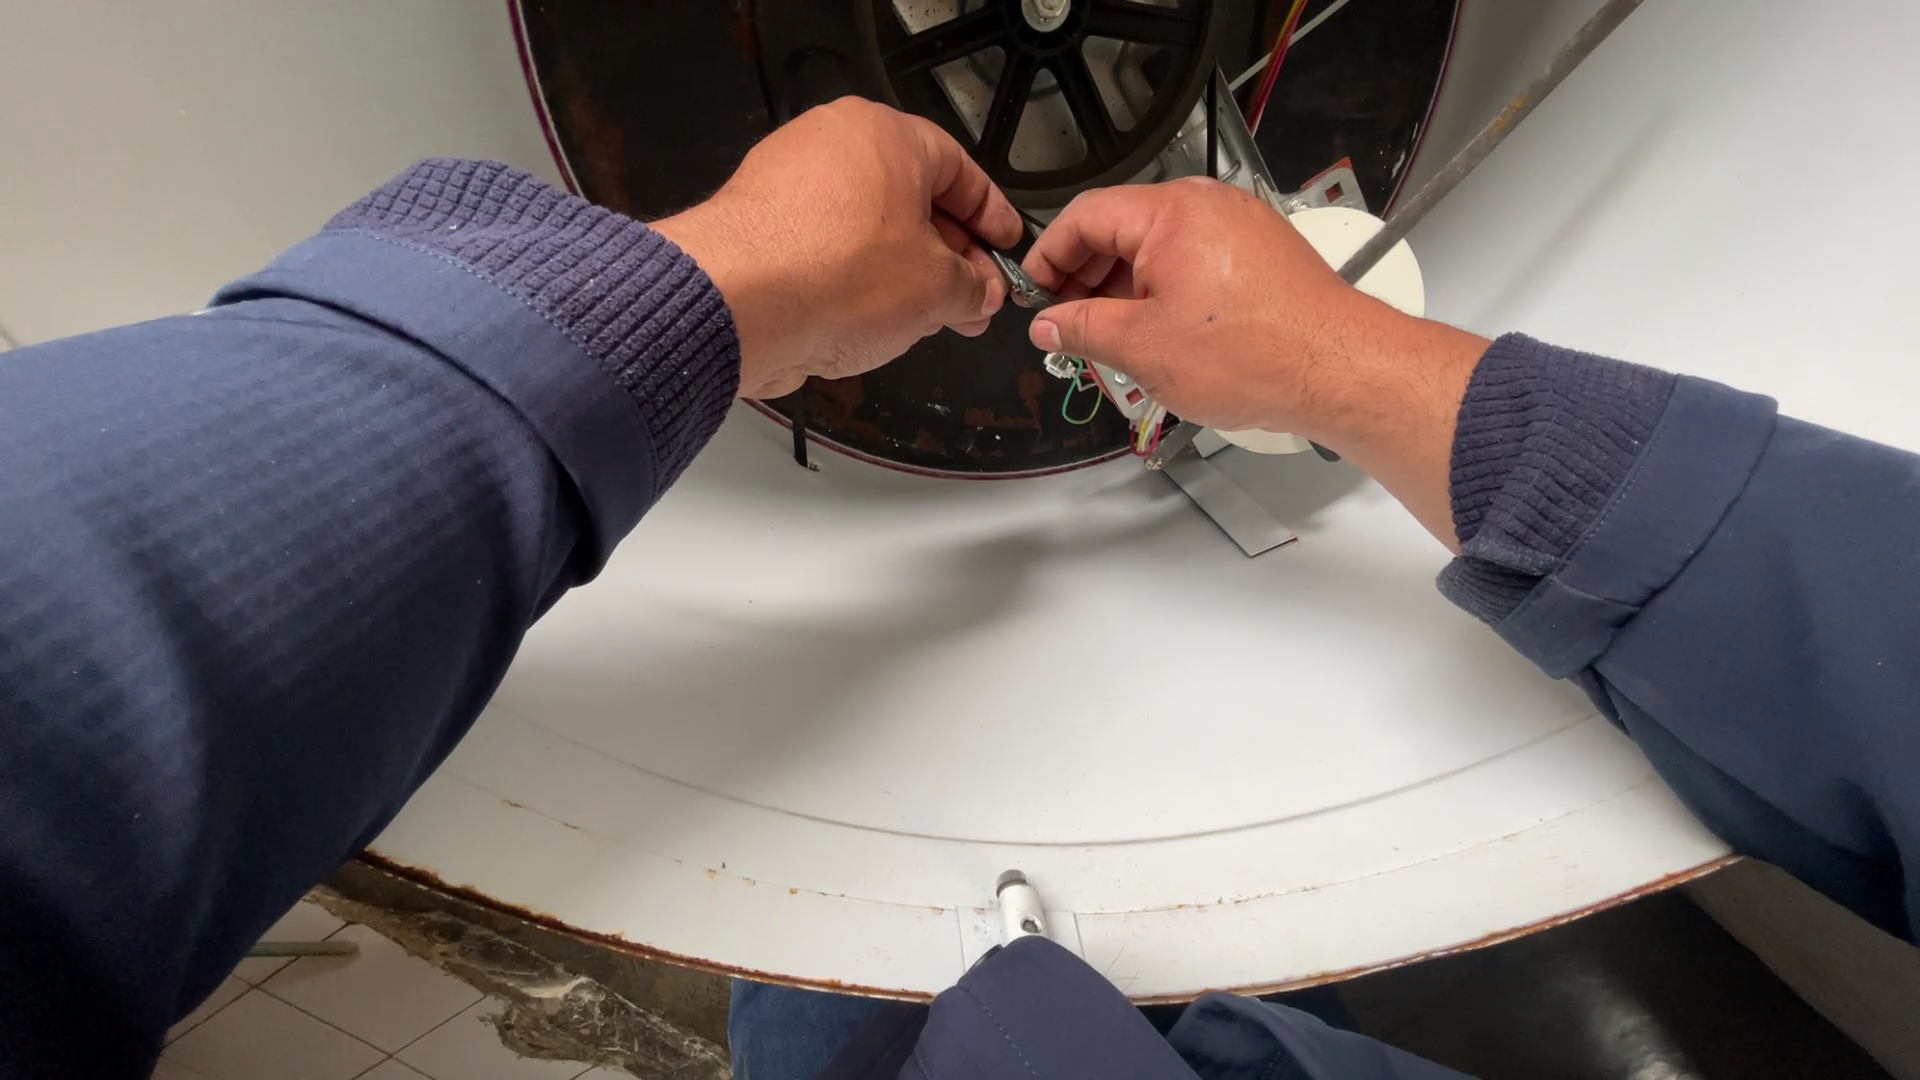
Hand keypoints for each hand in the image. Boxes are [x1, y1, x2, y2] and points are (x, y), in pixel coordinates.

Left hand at [653, 98, 1024, 398]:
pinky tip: (883, 323)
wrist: (740, 306)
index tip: (1006, 248)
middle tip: (977, 300)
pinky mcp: (767, 234)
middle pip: (915, 202)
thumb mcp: (936, 287)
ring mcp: (794, 190)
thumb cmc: (841, 276)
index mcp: (885, 136)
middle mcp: (834, 148)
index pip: (959, 169)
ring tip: (936, 320)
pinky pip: (834, 254)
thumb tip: (982, 295)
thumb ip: (972, 288)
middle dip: (953, 258)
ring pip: (873, 233)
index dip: (992, 215)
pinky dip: (865, 285)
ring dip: (911, 278)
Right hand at [1021, 178, 1489, 548]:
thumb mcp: (1142, 346)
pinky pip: (1188, 265)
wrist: (1338, 371)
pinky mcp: (1253, 255)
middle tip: (1067, 327)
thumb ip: (1082, 329)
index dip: (1048, 257)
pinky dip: (1158, 296)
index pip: (1085, 217)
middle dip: (1083, 280)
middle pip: (1119, 232)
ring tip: (1108, 342)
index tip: (1033, 295)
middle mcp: (1204, 207)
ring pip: (1153, 252)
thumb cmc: (1248, 355)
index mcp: (1171, 213)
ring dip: (1120, 294)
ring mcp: (1234, 228)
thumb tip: (1046, 326)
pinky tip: (1151, 337)